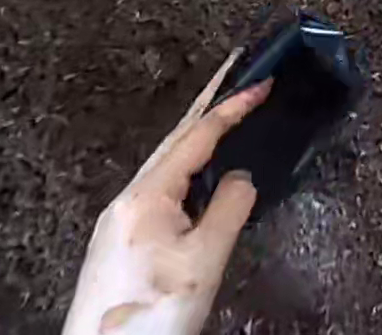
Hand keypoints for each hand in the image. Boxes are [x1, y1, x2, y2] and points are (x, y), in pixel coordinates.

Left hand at [63, 52, 271, 334]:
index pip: (198, 136)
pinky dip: (187, 161)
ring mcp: (118, 222)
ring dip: (198, 131)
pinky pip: (160, 184)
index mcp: (146, 196)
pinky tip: (200, 168)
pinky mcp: (119, 244)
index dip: (233, 106)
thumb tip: (240, 179)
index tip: (264, 82)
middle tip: (236, 71)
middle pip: (175, 139)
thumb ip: (230, 206)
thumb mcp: (204, 260)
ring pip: (166, 162)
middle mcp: (127, 200)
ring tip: (224, 109)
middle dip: (208, 103)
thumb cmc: (153, 316)